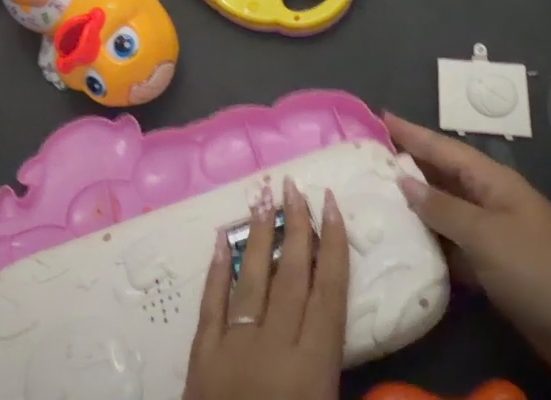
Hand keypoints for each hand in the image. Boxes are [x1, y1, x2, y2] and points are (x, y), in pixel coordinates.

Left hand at [184, 177, 348, 399]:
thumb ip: (338, 364)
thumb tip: (348, 324)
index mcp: (313, 363)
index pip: (329, 292)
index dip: (333, 244)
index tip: (330, 203)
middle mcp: (274, 344)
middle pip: (290, 276)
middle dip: (294, 227)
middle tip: (293, 186)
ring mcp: (233, 347)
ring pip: (251, 281)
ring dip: (257, 238)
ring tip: (262, 199)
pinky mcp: (202, 355)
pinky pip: (210, 305)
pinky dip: (216, 270)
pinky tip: (219, 239)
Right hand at [385, 114, 550, 382]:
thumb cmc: (537, 271)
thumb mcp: (485, 236)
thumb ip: (442, 208)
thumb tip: (403, 181)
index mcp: (494, 182)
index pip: (444, 149)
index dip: (412, 133)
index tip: (380, 116)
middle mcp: (491, 201)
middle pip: (442, 175)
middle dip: (407, 164)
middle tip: (367, 155)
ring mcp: (493, 234)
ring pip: (444, 210)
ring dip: (414, 204)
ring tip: (374, 195)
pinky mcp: (492, 267)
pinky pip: (451, 243)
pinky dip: (429, 240)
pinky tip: (402, 242)